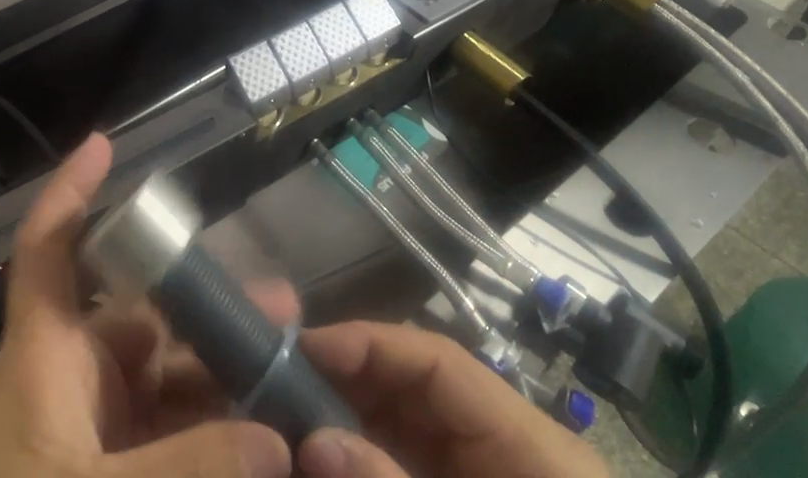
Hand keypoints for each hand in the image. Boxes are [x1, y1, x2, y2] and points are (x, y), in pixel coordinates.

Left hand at [0, 134, 293, 477]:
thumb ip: (185, 467)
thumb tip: (273, 438)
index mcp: (45, 358)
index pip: (49, 253)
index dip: (71, 195)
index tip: (105, 146)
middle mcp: (67, 383)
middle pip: (140, 323)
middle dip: (208, 313)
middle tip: (283, 314)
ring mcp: (86, 435)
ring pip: (163, 388)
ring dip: (221, 382)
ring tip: (291, 377)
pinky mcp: (101, 473)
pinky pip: (163, 442)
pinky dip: (208, 438)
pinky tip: (261, 443)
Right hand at [295, 321, 608, 477]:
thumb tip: (316, 441)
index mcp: (533, 447)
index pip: (440, 362)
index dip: (369, 343)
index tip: (298, 350)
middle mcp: (508, 448)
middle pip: (417, 388)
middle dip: (346, 381)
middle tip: (274, 390)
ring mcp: (483, 477)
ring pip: (404, 423)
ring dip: (345, 420)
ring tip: (285, 427)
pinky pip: (405, 461)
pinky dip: (363, 458)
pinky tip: (319, 462)